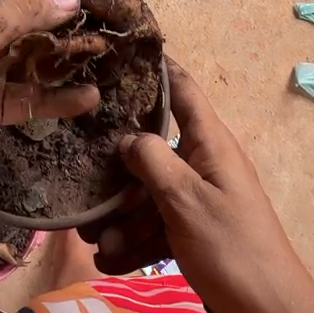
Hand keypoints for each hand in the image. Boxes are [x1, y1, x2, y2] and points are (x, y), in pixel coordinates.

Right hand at [78, 62, 313, 312]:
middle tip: (81, 178)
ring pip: (150, 194)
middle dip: (117, 169)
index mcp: (210, 141)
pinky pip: (159, 227)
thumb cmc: (232, 247)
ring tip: (91, 237)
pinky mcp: (196, 232)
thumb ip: (152, 160)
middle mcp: (203, 162)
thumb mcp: (187, 200)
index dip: (155, 66)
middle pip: (153, 148)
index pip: (182, 87)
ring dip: (121, 217)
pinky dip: (136, 242)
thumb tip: (126, 137)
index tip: (118, 53)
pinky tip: (109, 260)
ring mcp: (200, 199)